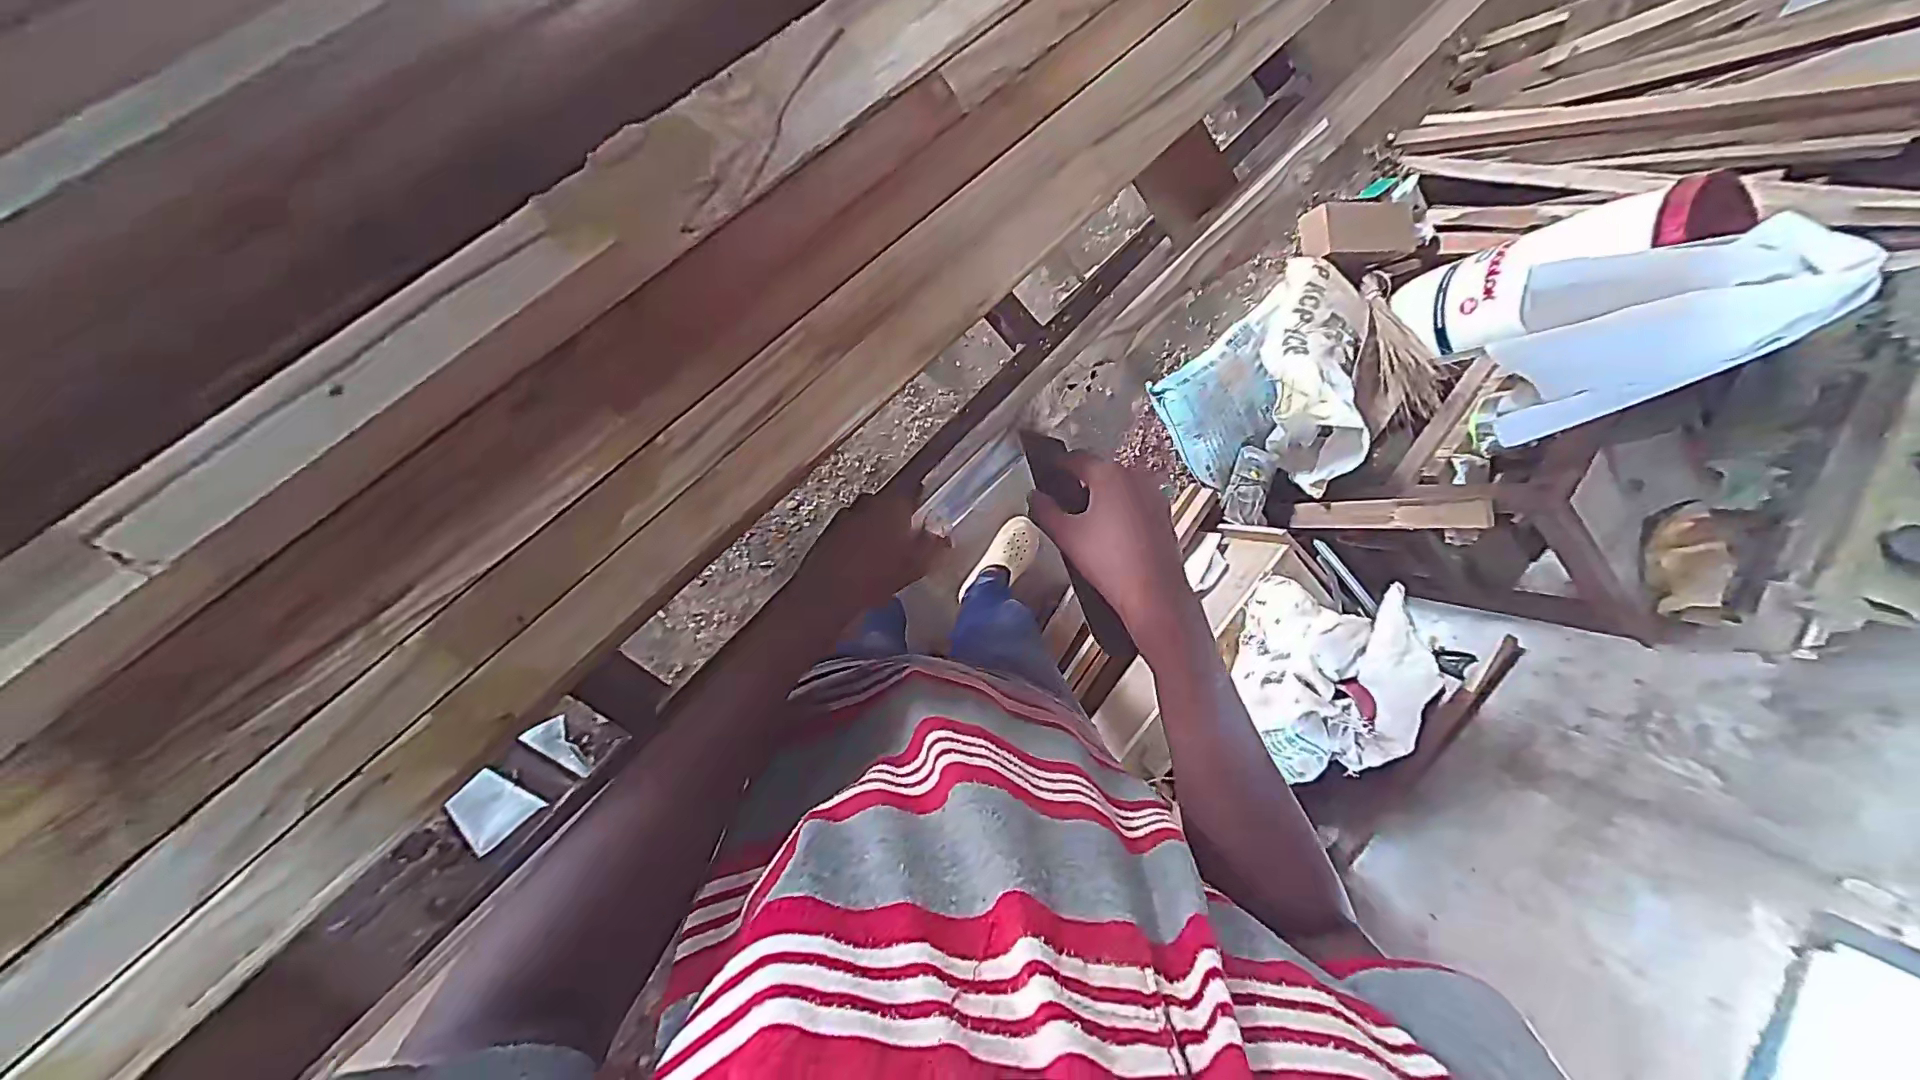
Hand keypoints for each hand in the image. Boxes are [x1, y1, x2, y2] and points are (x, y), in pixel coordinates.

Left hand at [797, 488, 948, 613]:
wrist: (828, 593)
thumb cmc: (878, 576)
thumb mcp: (916, 565)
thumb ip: (933, 546)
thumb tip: (945, 537)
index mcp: (894, 504)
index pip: (914, 491)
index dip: (922, 501)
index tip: (926, 512)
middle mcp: (868, 502)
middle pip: (890, 503)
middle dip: (898, 517)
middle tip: (907, 538)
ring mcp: (845, 515)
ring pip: (869, 516)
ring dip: (876, 528)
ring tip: (884, 552)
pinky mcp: (828, 531)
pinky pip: (851, 530)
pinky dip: (858, 540)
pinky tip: (863, 561)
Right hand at [1025, 452, 1201, 657]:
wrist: (1153, 594)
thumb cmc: (1114, 564)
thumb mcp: (1066, 535)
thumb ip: (1045, 510)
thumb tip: (1036, 499)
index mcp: (1110, 475)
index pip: (1076, 458)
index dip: (1058, 465)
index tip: (1049, 471)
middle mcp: (1136, 478)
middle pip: (1099, 471)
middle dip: (1079, 483)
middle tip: (1061, 499)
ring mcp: (1153, 495)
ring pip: (1119, 487)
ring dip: (1101, 497)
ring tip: (1084, 521)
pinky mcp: (1162, 515)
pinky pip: (1135, 503)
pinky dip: (1119, 510)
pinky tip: (1108, 534)